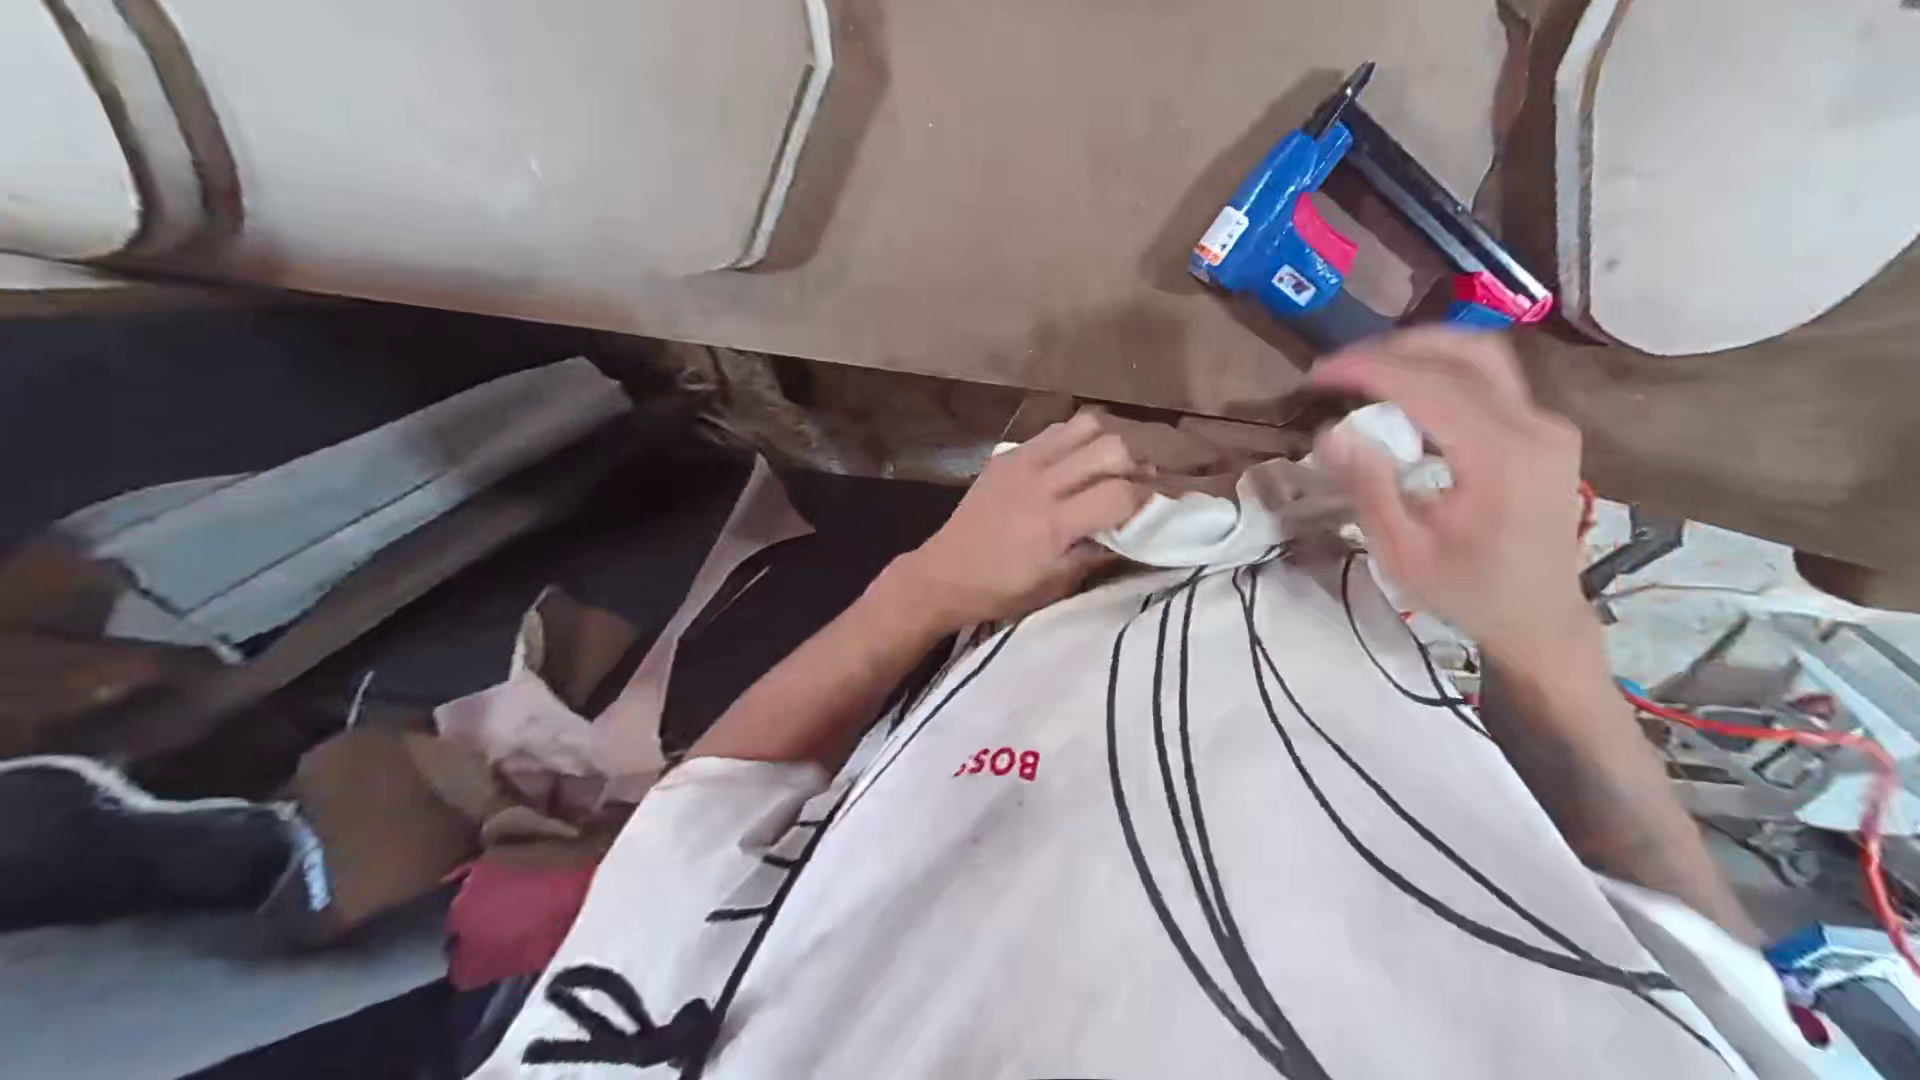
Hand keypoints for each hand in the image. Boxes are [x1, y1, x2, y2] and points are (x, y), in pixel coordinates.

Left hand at [888, 412, 1150, 630]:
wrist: (944, 574)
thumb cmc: (1003, 590)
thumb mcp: (1057, 584)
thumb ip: (1100, 553)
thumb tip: (1139, 530)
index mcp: (1054, 524)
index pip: (1121, 493)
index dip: (1149, 497)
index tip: (1158, 504)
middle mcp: (1041, 484)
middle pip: (1111, 447)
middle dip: (1135, 464)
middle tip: (1136, 484)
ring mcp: (1022, 462)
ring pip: (1086, 426)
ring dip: (1108, 443)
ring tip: (1109, 467)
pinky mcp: (1007, 455)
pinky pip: (1055, 430)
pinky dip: (1077, 439)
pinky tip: (1077, 460)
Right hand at [1309, 328, 1592, 658]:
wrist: (1540, 617)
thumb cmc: (1467, 592)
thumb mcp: (1402, 552)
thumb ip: (1369, 488)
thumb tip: (1330, 433)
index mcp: (1499, 459)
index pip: (1430, 386)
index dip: (1367, 370)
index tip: (1317, 374)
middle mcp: (1534, 428)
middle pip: (1466, 353)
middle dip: (1393, 348)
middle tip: (1338, 367)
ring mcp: (1546, 426)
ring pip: (1482, 357)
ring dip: (1419, 352)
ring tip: (1365, 370)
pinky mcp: (1542, 431)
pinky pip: (1489, 380)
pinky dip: (1439, 372)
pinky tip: (1403, 391)